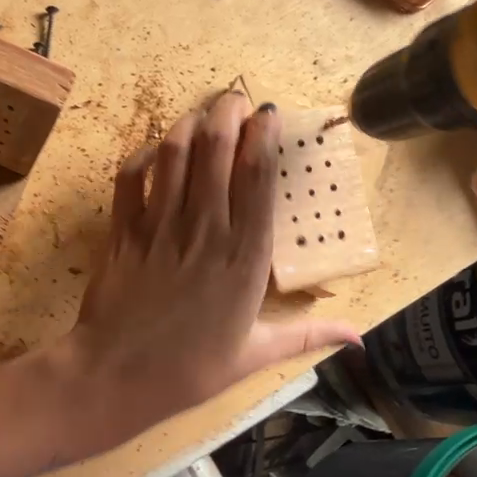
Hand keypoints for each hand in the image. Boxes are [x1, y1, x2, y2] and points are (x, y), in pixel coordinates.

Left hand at [50, 90, 358, 449]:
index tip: (267, 115)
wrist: (117, 376)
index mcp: (246, 256)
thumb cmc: (191, 370)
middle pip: (217, 148)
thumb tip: (359, 338)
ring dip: (188, 123)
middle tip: (233, 100)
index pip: (260, 175)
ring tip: (199, 114)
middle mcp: (206, 229)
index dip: (264, 134)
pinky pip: (129, 177)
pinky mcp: (121, 231)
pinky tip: (152, 153)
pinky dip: (141, 156)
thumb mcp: (256, 354)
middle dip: (227, 112)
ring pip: (174, 153)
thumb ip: (308, 335)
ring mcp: (159, 226)